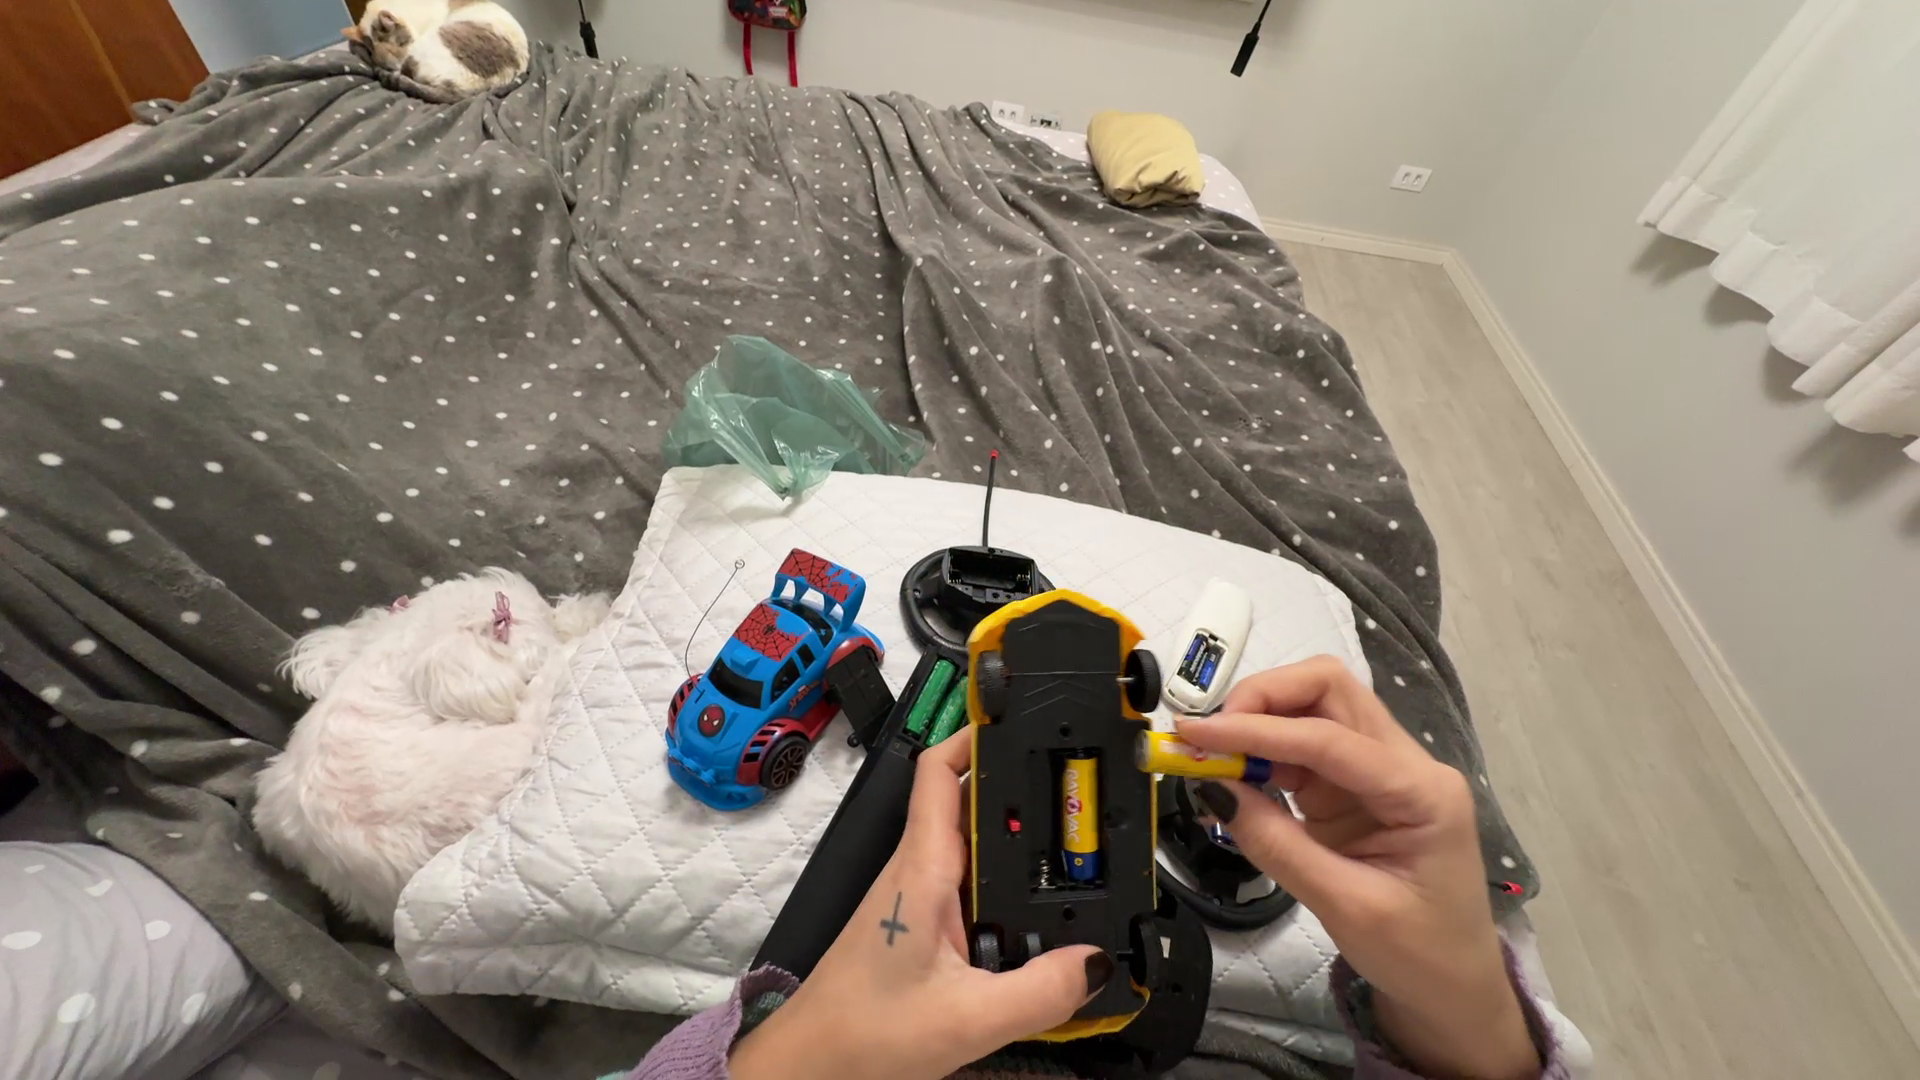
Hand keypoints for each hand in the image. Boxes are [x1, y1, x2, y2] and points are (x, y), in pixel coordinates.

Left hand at [730, 731, 1110, 1079]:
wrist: (813, 1062)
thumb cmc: (866, 1033)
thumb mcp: (966, 1020)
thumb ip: (1039, 995)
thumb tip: (1095, 963)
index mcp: (922, 865)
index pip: (941, 770)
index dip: (975, 734)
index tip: (1020, 720)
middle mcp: (919, 864)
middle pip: (967, 798)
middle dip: (1016, 786)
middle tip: (1072, 790)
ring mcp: (918, 888)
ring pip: (970, 838)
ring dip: (1011, 834)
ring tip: (1067, 840)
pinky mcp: (921, 914)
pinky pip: (968, 875)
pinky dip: (1002, 875)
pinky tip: (1033, 900)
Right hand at [1177, 657, 1539, 1079]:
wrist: (1454, 991)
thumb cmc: (1420, 956)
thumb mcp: (1345, 907)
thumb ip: (1275, 842)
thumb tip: (1210, 786)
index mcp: (1422, 791)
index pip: (1327, 736)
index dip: (1255, 729)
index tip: (1194, 734)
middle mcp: (1403, 761)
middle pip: (1327, 688)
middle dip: (1261, 697)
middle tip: (1210, 733)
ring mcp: (1376, 766)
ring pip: (1310, 704)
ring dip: (1255, 718)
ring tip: (1209, 751)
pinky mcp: (1349, 781)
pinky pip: (1297, 743)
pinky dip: (1257, 748)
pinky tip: (1229, 769)